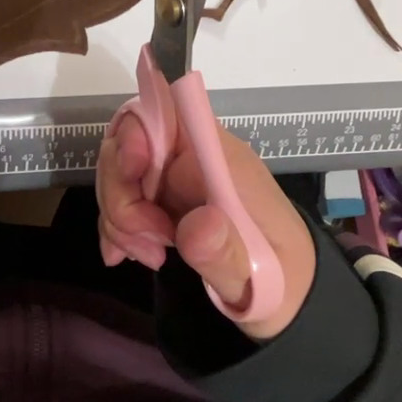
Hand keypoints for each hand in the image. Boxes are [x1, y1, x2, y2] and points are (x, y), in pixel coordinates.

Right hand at [95, 112, 317, 338]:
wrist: (286, 293)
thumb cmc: (279, 277)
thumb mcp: (254, 276)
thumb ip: (223, 252)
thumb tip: (199, 224)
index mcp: (216, 158)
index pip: (164, 109)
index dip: (134, 133)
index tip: (134, 175)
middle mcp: (189, 157)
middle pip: (126, 144)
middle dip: (121, 193)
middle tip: (149, 241)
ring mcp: (171, 178)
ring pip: (118, 174)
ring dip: (119, 217)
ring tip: (151, 256)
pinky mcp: (159, 201)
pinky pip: (121, 199)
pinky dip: (115, 227)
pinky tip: (129, 255)